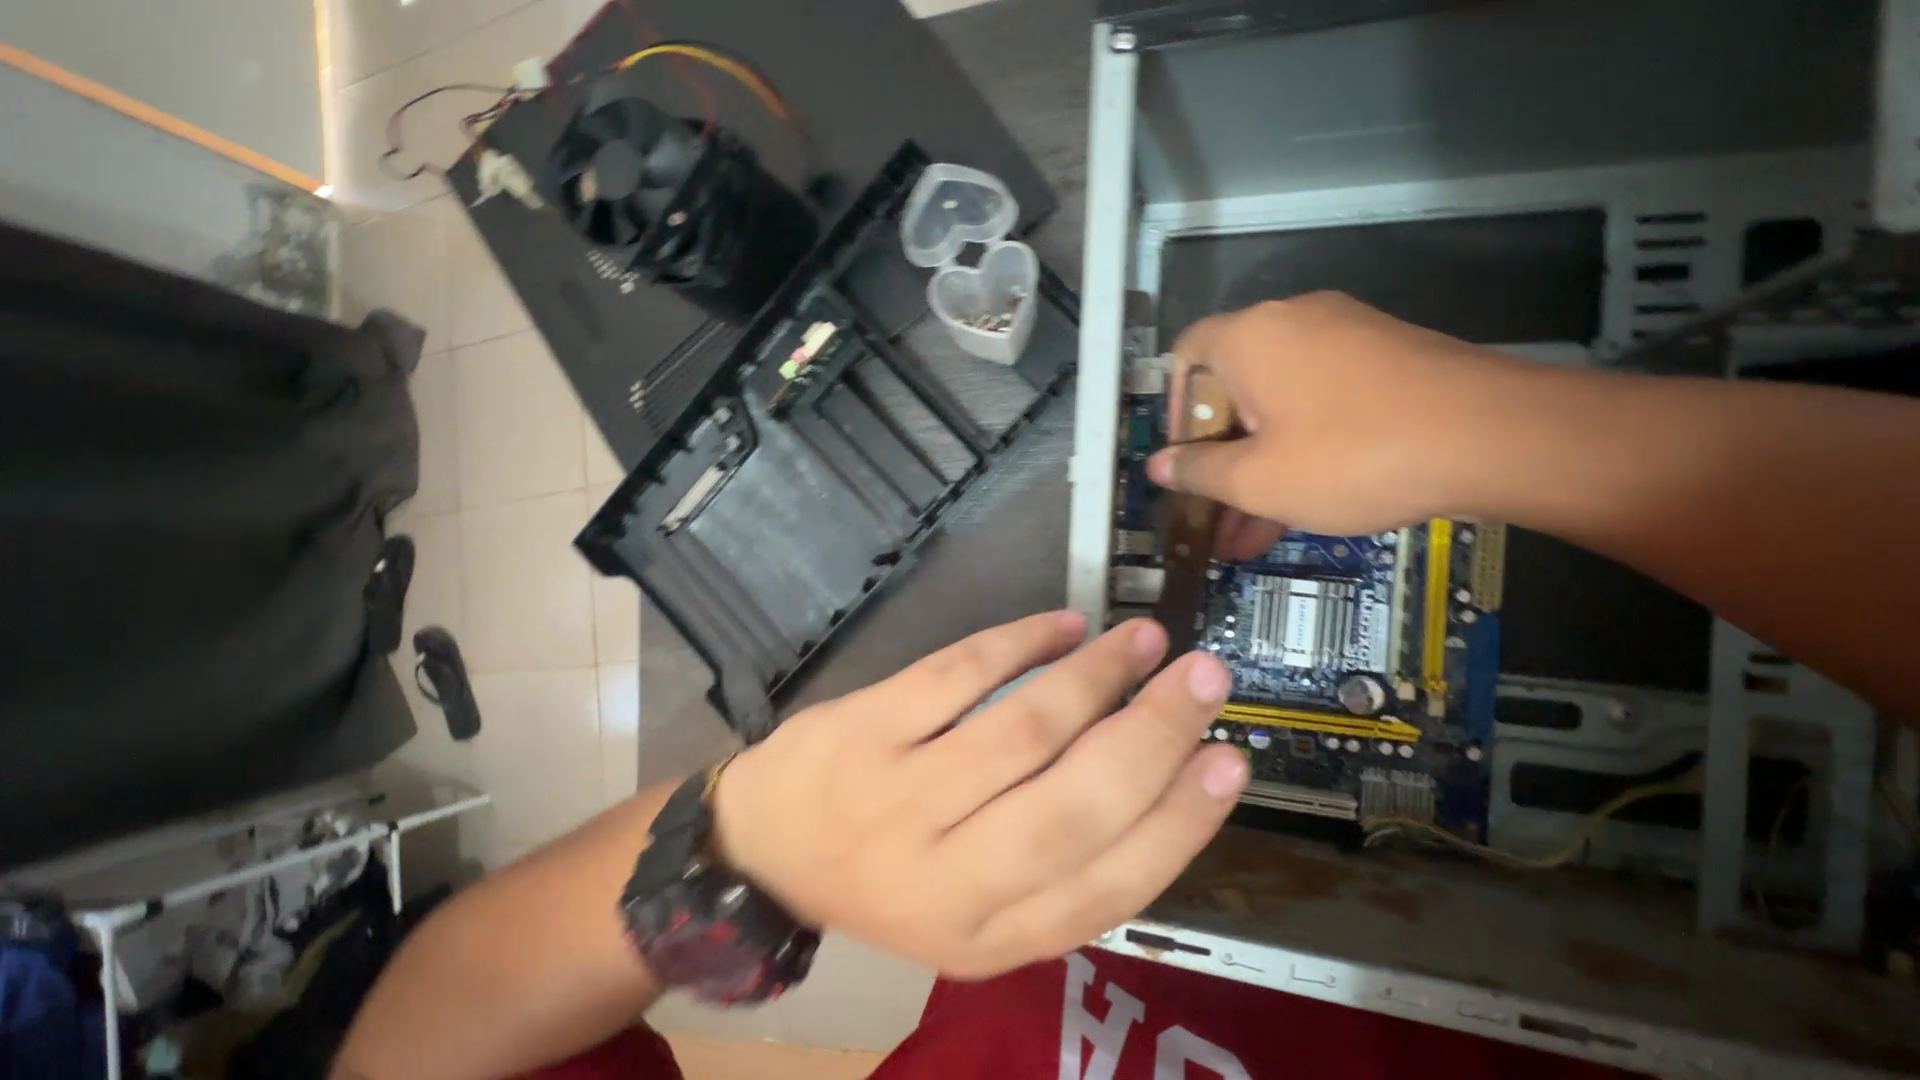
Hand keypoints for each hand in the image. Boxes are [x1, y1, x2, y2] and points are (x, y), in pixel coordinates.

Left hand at [708, 613, 1247, 978]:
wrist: (764, 848)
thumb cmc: (888, 875)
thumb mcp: (973, 908)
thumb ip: (1057, 863)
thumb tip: (1160, 774)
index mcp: (988, 935)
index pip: (1108, 885)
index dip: (1179, 821)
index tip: (1228, 760)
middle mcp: (948, 878)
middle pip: (1074, 804)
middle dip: (1153, 734)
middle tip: (1201, 677)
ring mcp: (899, 798)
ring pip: (1023, 728)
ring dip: (1096, 677)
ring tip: (1141, 640)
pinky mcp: (864, 730)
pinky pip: (959, 674)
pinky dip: (1020, 642)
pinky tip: (1063, 626)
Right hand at [1148, 293, 1536, 554]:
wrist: (1494, 436)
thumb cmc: (1353, 455)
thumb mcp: (1260, 480)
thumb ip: (1199, 472)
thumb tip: (1160, 465)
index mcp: (1250, 337)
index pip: (1185, 356)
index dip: (1173, 411)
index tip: (1182, 461)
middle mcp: (1293, 321)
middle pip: (1234, 386)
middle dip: (1221, 455)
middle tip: (1216, 511)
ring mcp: (1346, 336)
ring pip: (1280, 403)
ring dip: (1261, 463)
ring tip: (1253, 533)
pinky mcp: (1387, 359)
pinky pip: (1323, 402)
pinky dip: (1303, 447)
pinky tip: (1303, 507)